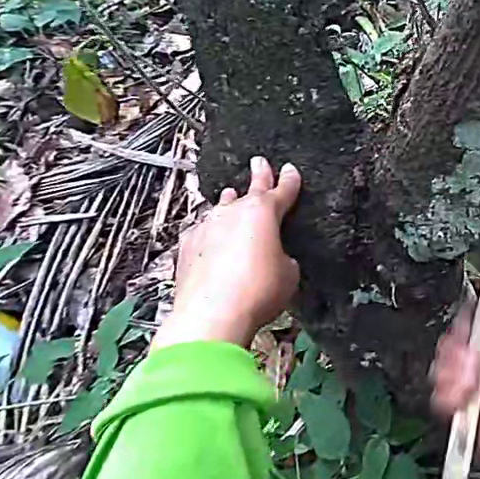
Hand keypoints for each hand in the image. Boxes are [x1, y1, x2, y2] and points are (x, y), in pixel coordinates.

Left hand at [151, 156, 303, 350]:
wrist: (212, 315)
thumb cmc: (255, 293)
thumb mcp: (288, 276)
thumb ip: (283, 258)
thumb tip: (274, 258)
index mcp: (263, 213)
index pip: (281, 191)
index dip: (289, 181)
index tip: (290, 171)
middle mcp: (232, 212)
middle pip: (249, 190)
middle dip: (258, 175)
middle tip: (260, 163)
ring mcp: (207, 226)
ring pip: (221, 208)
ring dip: (230, 203)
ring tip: (232, 195)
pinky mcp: (188, 246)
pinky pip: (203, 232)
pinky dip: (210, 234)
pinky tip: (212, 240)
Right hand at [430, 290, 479, 478]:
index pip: (462, 322)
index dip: (463, 329)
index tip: (471, 337)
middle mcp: (478, 359)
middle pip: (447, 344)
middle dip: (456, 355)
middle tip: (474, 364)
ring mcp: (466, 382)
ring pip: (438, 368)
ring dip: (453, 377)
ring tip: (471, 386)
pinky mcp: (456, 403)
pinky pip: (436, 392)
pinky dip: (449, 397)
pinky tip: (464, 400)